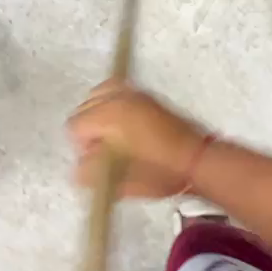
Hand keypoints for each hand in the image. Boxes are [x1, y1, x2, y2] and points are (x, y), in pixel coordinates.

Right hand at [67, 80, 210, 199]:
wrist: (197, 159)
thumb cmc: (160, 172)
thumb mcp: (121, 181)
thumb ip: (92, 174)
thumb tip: (77, 171)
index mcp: (109, 117)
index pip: (74, 126)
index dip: (82, 146)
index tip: (97, 160)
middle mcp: (118, 98)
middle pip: (83, 108)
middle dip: (89, 129)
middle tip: (105, 150)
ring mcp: (133, 92)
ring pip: (97, 95)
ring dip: (98, 113)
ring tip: (113, 134)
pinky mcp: (145, 93)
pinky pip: (116, 89)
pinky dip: (111, 102)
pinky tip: (122, 122)